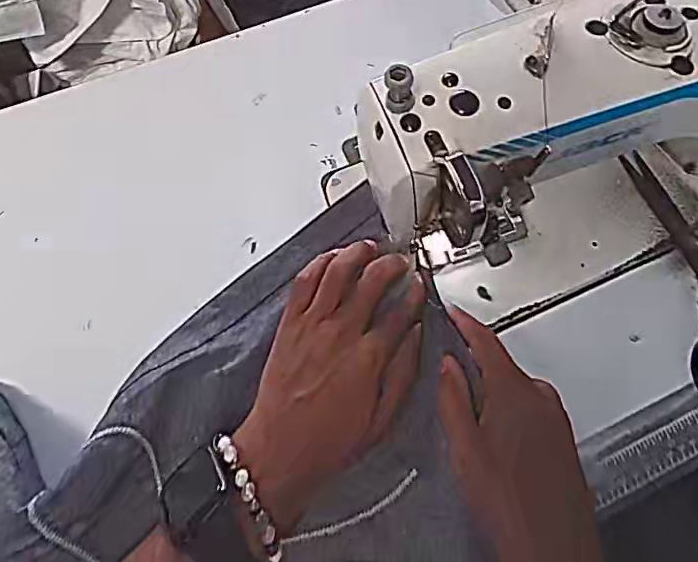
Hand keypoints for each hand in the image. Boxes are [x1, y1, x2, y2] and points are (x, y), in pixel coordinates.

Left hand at [232, 240, 424, 530]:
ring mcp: (313, 324)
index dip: (414, 294)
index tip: (418, 286)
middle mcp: (341, 334)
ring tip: (369, 248)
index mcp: (367, 359)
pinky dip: (321, 262)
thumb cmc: (328, 441)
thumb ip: (404, 374)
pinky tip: (333, 257)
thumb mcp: (381, 421)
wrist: (280, 449)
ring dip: (357, 253)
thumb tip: (416, 337)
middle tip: (399, 262)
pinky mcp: (290, 323)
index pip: (399, 312)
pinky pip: (305, 280)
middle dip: (391, 265)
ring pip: (338, 271)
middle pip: (372, 281)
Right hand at [439, 307, 602, 561]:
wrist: (555, 551)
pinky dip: (513, 413)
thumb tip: (448, 365)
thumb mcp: (465, 449)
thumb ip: (453, 398)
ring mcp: (556, 417)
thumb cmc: (512, 507)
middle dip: (476, 370)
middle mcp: (540, 397)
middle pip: (500, 366)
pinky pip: (532, 409)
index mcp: (514, 390)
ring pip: (516, 389)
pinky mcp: (564, 437)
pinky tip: (502, 447)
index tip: (454, 311)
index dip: (466, 322)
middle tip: (454, 388)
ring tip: (478, 433)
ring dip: (495, 396)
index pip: (486, 340)